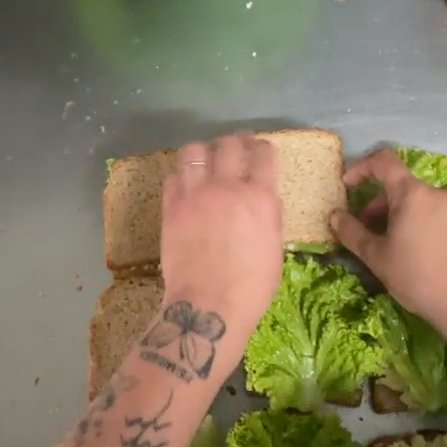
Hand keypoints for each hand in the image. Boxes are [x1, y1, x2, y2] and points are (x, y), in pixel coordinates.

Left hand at [159, 133, 283, 322]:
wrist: (208, 305)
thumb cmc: (251, 286)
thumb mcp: (274, 248)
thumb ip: (269, 216)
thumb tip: (264, 198)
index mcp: (259, 197)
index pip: (263, 154)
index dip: (262, 148)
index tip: (260, 150)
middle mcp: (227, 187)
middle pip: (229, 144)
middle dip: (235, 142)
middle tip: (234, 149)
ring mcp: (196, 194)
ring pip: (194, 151)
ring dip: (203, 152)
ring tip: (205, 160)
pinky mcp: (171, 206)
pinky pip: (172, 177)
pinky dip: (181, 177)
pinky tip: (185, 186)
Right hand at [331, 149, 446, 317]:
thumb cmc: (417, 276)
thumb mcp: (377, 257)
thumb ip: (352, 232)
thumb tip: (334, 216)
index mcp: (412, 194)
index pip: (384, 162)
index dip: (361, 168)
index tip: (347, 185)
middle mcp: (437, 193)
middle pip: (400, 186)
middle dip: (377, 203)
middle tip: (365, 230)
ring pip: (418, 201)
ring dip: (397, 215)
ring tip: (389, 245)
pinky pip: (435, 213)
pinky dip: (418, 222)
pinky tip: (415, 251)